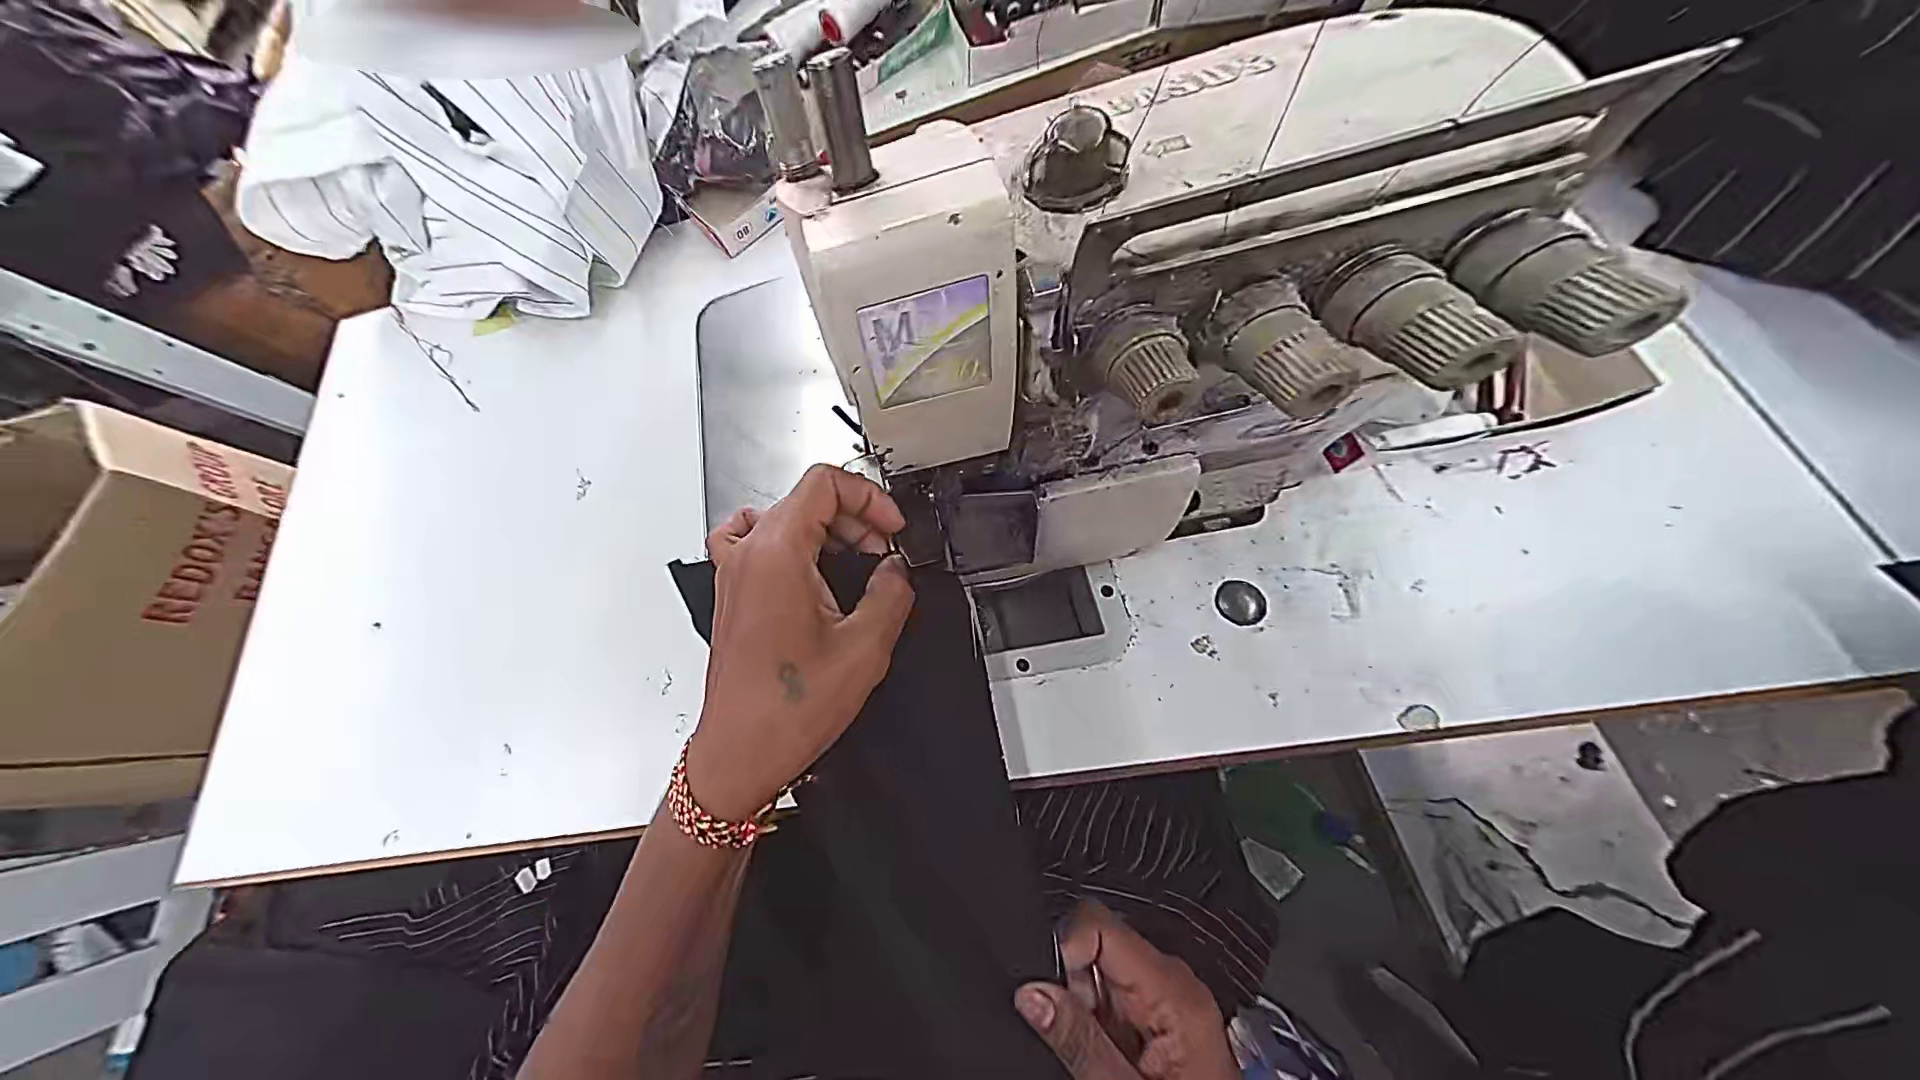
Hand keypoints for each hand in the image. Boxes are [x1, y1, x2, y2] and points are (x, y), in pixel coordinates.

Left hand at [685, 464, 915, 820]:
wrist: (741, 750)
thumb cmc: (785, 710)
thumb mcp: (865, 647)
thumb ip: (892, 593)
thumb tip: (897, 571)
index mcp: (777, 553)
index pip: (825, 483)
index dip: (869, 497)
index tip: (890, 528)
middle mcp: (748, 554)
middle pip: (808, 499)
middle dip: (856, 519)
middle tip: (883, 555)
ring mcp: (734, 572)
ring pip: (786, 517)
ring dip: (827, 532)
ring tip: (854, 565)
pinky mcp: (733, 592)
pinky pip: (757, 543)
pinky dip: (790, 544)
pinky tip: (811, 571)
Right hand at [1015, 901, 1237, 1079]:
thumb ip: (1079, 1041)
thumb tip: (1031, 993)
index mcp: (1174, 989)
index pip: (1100, 923)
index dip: (1063, 949)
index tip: (1044, 992)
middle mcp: (1172, 981)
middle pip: (1094, 945)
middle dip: (1069, 986)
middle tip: (1075, 1040)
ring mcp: (1164, 997)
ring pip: (1095, 972)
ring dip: (1079, 1008)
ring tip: (1097, 1057)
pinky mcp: (1155, 1015)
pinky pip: (1107, 996)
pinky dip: (1091, 1020)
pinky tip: (1103, 1056)